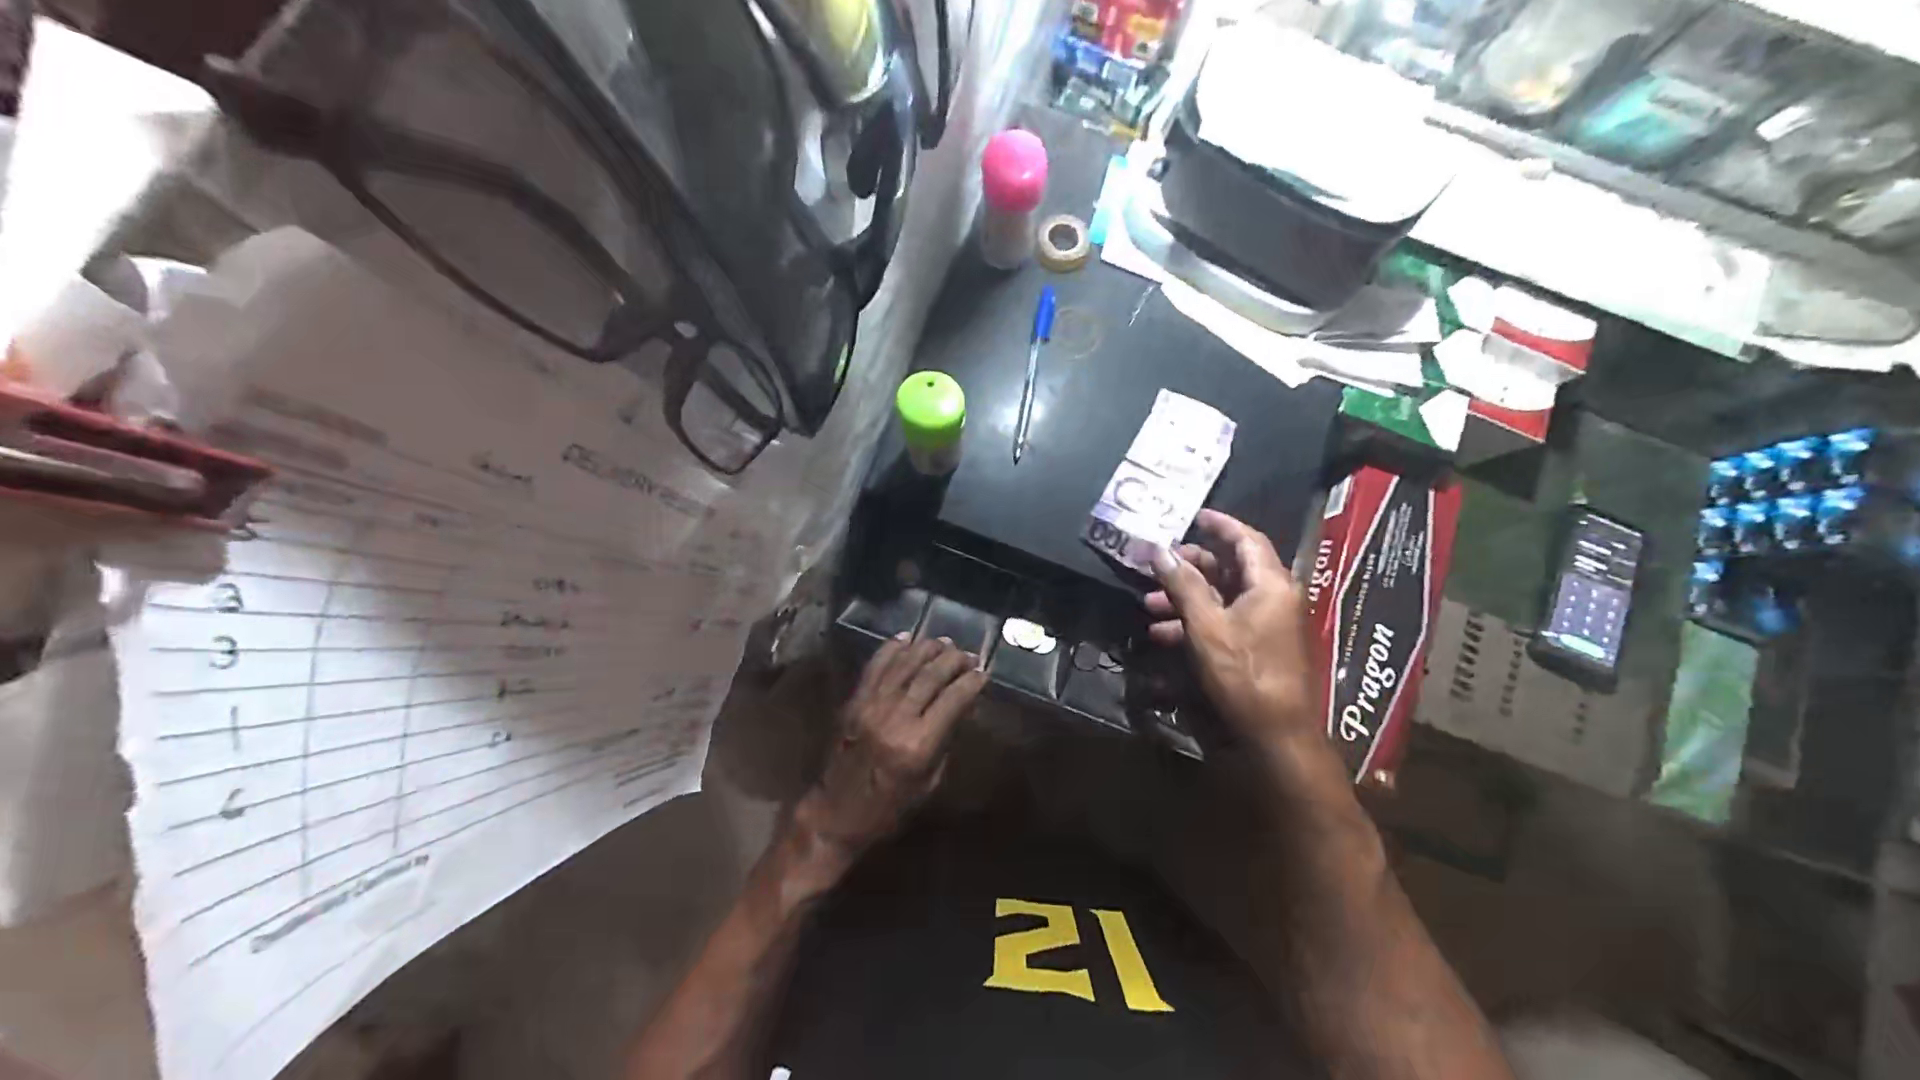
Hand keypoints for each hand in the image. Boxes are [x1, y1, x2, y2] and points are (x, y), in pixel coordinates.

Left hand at [793, 635, 987, 865]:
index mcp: (918, 744)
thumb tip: (961, 707)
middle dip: (953, 660)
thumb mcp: (929, 782)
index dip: (971, 682)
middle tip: (967, 654)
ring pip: (904, 664)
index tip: (984, 672)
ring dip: (926, 648)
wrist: (836, 812)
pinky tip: (907, 638)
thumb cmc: (890, 806)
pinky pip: (875, 666)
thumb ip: (945, 740)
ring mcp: (871, 705)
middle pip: (930, 676)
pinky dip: (892, 649)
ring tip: (943, 641)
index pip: (953, 700)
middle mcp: (895, 718)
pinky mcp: (854, 701)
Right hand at [1144, 510, 1318, 755]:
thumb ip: (1182, 585)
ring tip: (1150, 605)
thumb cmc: (1243, 674)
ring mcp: (1269, 623)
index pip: (1247, 539)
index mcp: (1271, 584)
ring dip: (1187, 597)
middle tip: (1160, 566)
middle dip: (1191, 567)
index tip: (1193, 516)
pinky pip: (1226, 620)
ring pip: (1224, 596)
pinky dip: (1197, 621)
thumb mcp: (1206, 626)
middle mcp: (1275, 597)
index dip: (1220, 524)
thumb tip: (1158, 550)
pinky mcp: (1261, 645)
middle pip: (1231, 568)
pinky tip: (1165, 634)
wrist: (1277, 734)